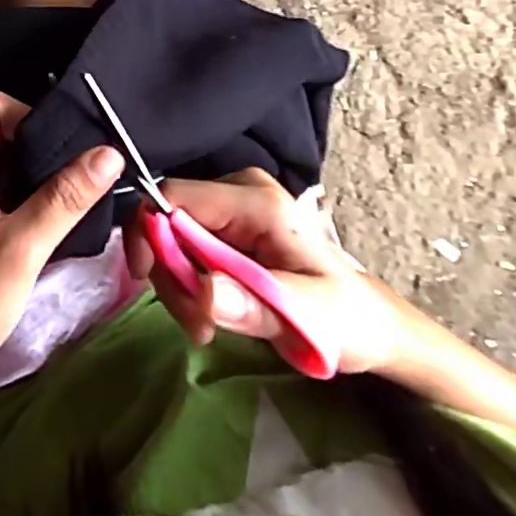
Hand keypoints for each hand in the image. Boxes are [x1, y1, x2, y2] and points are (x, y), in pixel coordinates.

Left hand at [0, 91, 124, 388]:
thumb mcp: (23, 247)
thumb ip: (67, 196)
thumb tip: (111, 151)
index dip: (33, 119)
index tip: (67, 151)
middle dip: (38, 146)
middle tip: (78, 173)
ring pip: (0, 155)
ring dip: (34, 170)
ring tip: (68, 191)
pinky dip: (23, 187)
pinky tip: (48, 207)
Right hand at [123, 168, 405, 374]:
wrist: (367, 320)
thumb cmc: (347, 318)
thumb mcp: (311, 320)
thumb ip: (256, 306)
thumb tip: (203, 291)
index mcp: (258, 203)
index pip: (174, 195)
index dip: (149, 233)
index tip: (149, 282)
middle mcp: (239, 190)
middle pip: (166, 215)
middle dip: (168, 271)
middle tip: (197, 323)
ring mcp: (231, 205)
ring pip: (169, 232)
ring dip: (176, 282)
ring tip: (206, 325)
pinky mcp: (226, 223)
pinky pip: (182, 243)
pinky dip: (185, 280)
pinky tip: (208, 310)